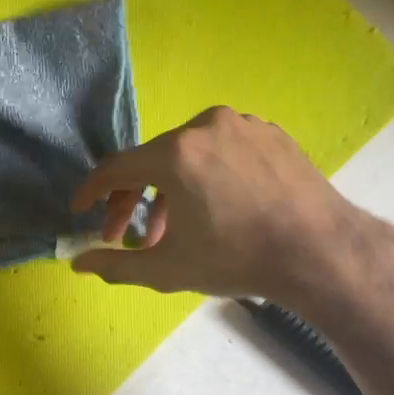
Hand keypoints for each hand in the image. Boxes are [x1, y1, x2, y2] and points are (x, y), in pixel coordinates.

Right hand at [69, 106, 391, 304]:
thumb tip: (79, 263)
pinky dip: (202, 179)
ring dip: (167, 194)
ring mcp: (243, 125)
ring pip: (186, 157)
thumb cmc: (233, 259)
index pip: (115, 168)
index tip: (78, 212)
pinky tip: (208, 212)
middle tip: (123, 239)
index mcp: (175, 154)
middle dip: (131, 202)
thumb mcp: (164, 269)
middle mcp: (206, 127)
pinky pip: (220, 152)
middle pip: (151, 162)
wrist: (315, 249)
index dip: (91, 192)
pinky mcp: (270, 134)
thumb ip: (115, 264)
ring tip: (168, 233)